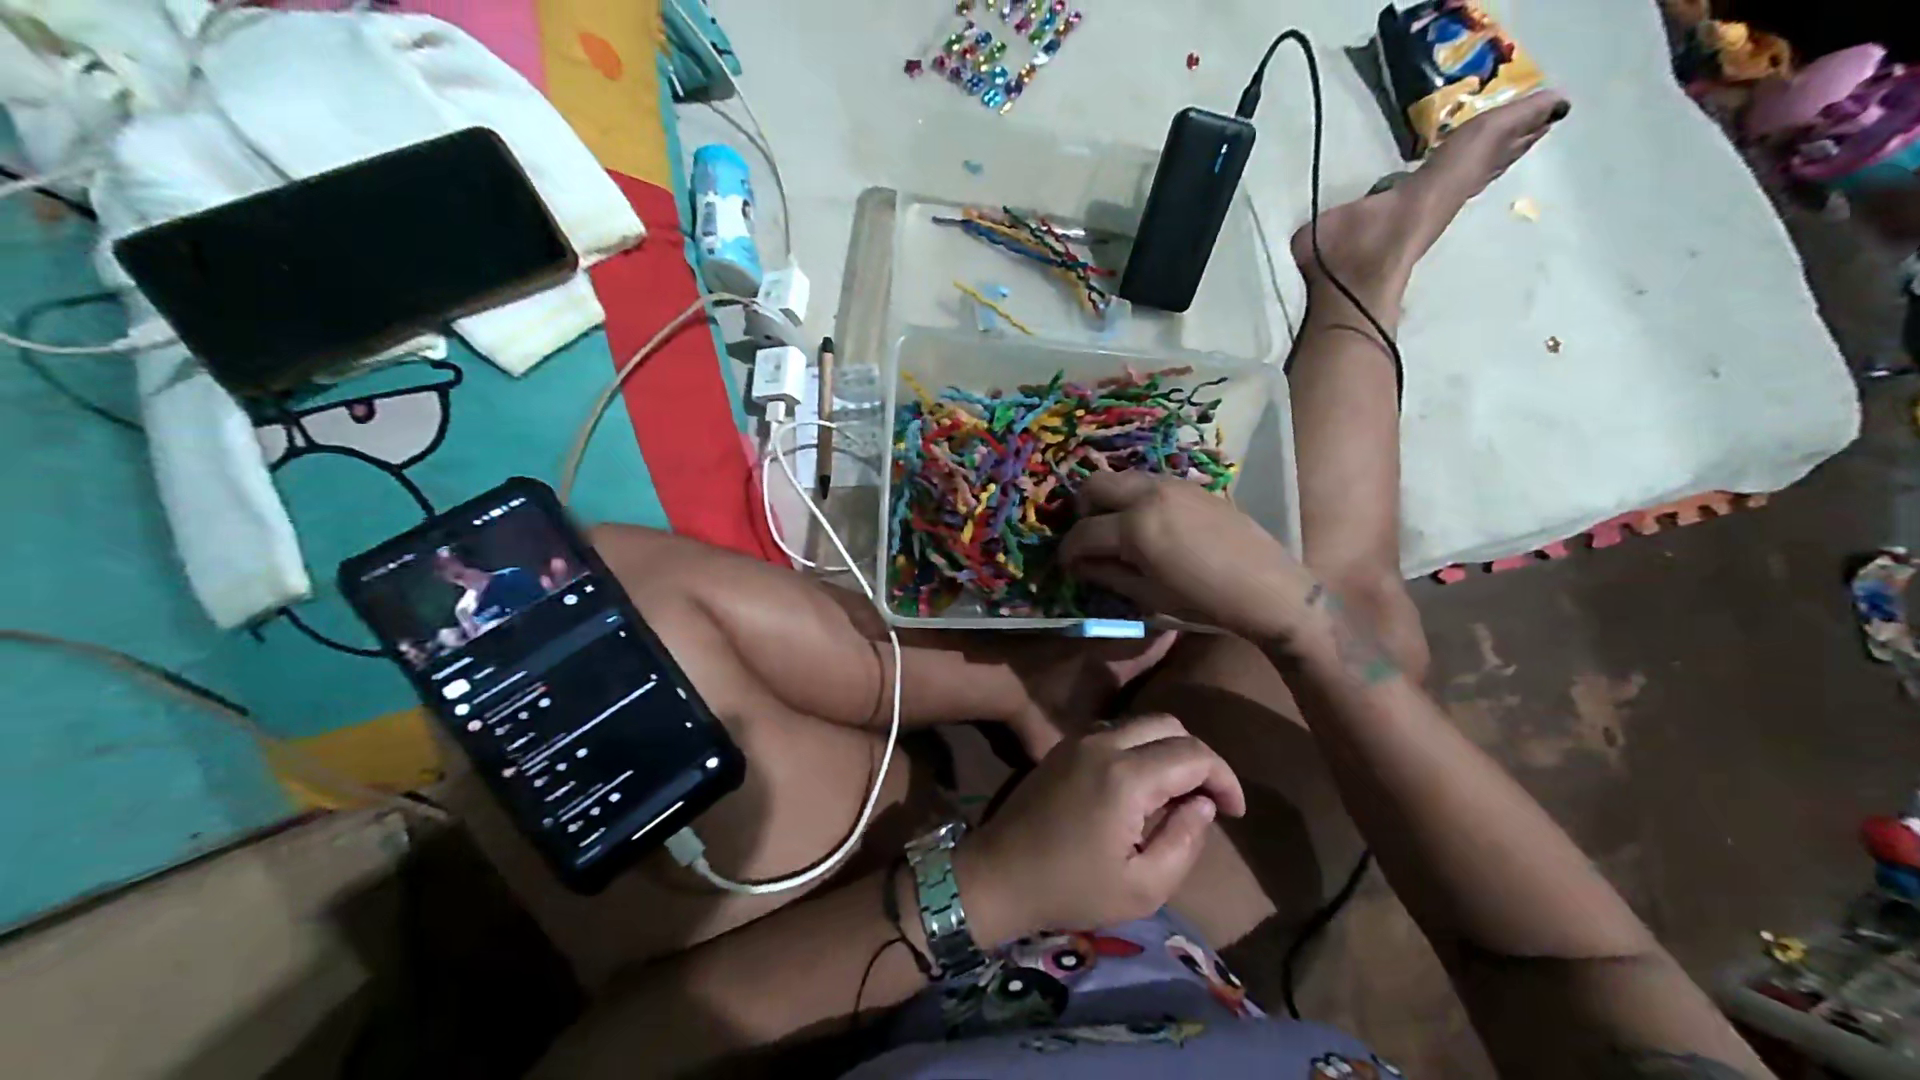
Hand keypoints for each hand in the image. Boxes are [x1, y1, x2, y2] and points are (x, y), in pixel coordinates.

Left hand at [952, 714, 1246, 946]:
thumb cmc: (1071, 889)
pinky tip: (1140, 786)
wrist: (998, 873)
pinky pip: (1115, 732)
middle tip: (1208, 799)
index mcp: (1126, 776)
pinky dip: (1140, 748)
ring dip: (1168, 749)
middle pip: (1169, 724)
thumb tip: (1202, 803)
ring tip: (1177, 794)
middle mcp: (1103, 744)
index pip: (1194, 754)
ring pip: (1141, 723)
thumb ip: (1184, 841)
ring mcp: (1078, 740)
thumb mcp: (1142, 887)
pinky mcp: (1063, 746)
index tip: (1234, 812)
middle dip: (1199, 757)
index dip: (1225, 779)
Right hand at [1059, 472, 1318, 640]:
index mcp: (1135, 527)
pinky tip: (1148, 524)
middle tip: (1089, 538)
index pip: (1083, 532)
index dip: (1068, 551)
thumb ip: (1106, 574)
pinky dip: (1134, 497)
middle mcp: (1148, 494)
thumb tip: (1078, 564)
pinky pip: (1148, 481)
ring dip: (1109, 500)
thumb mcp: (1147, 595)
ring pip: (1121, 478)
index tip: (1066, 565)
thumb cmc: (1203, 600)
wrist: (1266, 587)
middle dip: (1082, 511)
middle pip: (1094, 485)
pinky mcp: (1191, 484)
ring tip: (1117, 530)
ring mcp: (1171, 484)